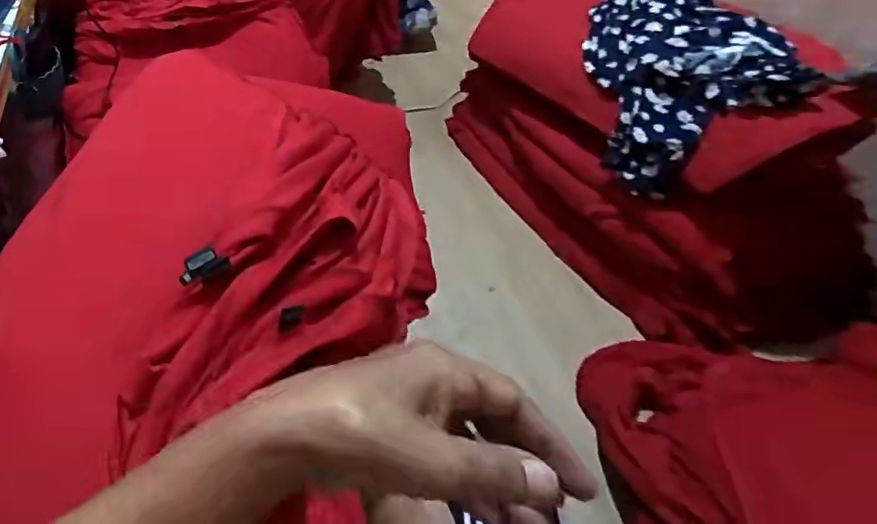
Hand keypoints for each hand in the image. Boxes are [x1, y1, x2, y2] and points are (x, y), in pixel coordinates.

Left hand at [239, 341, 598, 522]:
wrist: (293, 429)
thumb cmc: (369, 435)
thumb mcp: (439, 459)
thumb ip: (497, 470)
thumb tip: (550, 479)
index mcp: (441, 367)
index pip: (512, 398)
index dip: (550, 442)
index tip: (583, 491)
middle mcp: (424, 371)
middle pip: (489, 413)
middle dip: (523, 463)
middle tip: (551, 514)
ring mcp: (401, 392)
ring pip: (463, 432)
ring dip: (494, 475)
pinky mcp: (383, 415)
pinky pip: (437, 441)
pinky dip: (462, 472)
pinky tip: (475, 509)